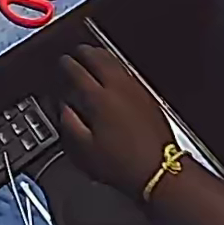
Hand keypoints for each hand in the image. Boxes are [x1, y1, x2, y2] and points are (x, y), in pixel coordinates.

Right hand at [57, 45, 175, 200]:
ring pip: (116, 63)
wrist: (161, 172)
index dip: (66, 65)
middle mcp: (117, 90)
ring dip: (102, 56)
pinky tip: (114, 71)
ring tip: (94, 54)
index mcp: (98, 100)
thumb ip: (70, 124)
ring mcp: (135, 91)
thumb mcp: (85, 150)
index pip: (77, 72)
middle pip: (99, 59)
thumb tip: (64, 109)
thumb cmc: (123, 164)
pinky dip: (117, 66)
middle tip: (77, 52)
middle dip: (85, 53)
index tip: (62, 63)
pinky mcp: (148, 97)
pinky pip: (128, 72)